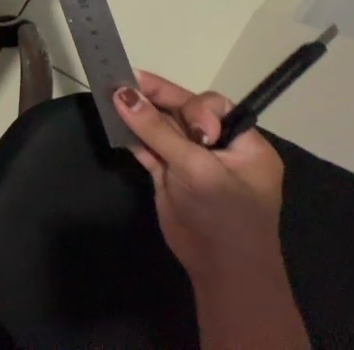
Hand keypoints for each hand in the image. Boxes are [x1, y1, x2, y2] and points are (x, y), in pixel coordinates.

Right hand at [114, 71, 284, 282]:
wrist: (221, 269)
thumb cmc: (224, 215)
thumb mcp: (196, 168)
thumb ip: (158, 130)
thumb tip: (121, 93)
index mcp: (244, 145)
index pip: (214, 107)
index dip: (193, 107)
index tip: (181, 120)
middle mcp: (218, 148)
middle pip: (183, 112)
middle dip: (155, 100)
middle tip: (120, 83)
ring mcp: (191, 162)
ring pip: (161, 128)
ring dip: (137, 115)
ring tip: (109, 97)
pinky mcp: (169, 175)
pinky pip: (147, 146)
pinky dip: (131, 136)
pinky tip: (114, 124)